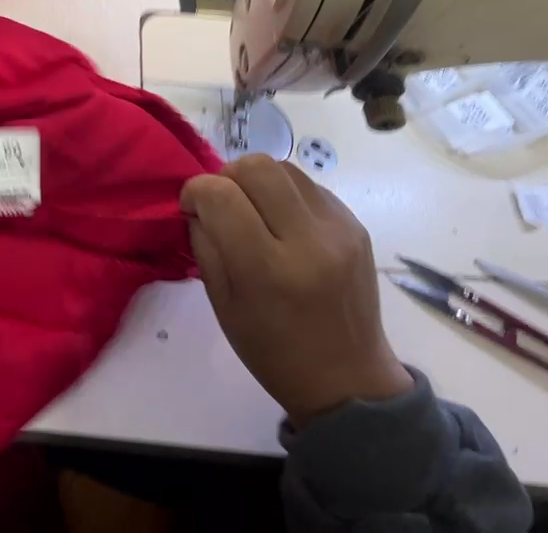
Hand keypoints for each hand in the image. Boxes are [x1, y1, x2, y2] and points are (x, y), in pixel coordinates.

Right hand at [182, 155, 412, 425]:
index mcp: (268, 270)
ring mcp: (338, 230)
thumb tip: (200, 203)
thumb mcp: (222, 304)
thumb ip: (205, 245)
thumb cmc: (273, 350)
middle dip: (226, 176)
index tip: (191, 207)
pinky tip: (284, 223)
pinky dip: (286, 194)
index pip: (220, 196)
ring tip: (254, 210)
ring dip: (258, 181)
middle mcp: (308, 241)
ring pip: (284, 168)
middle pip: (256, 167)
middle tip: (223, 203)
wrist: (348, 379)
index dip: (195, 191)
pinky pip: (309, 186)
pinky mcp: (356, 225)